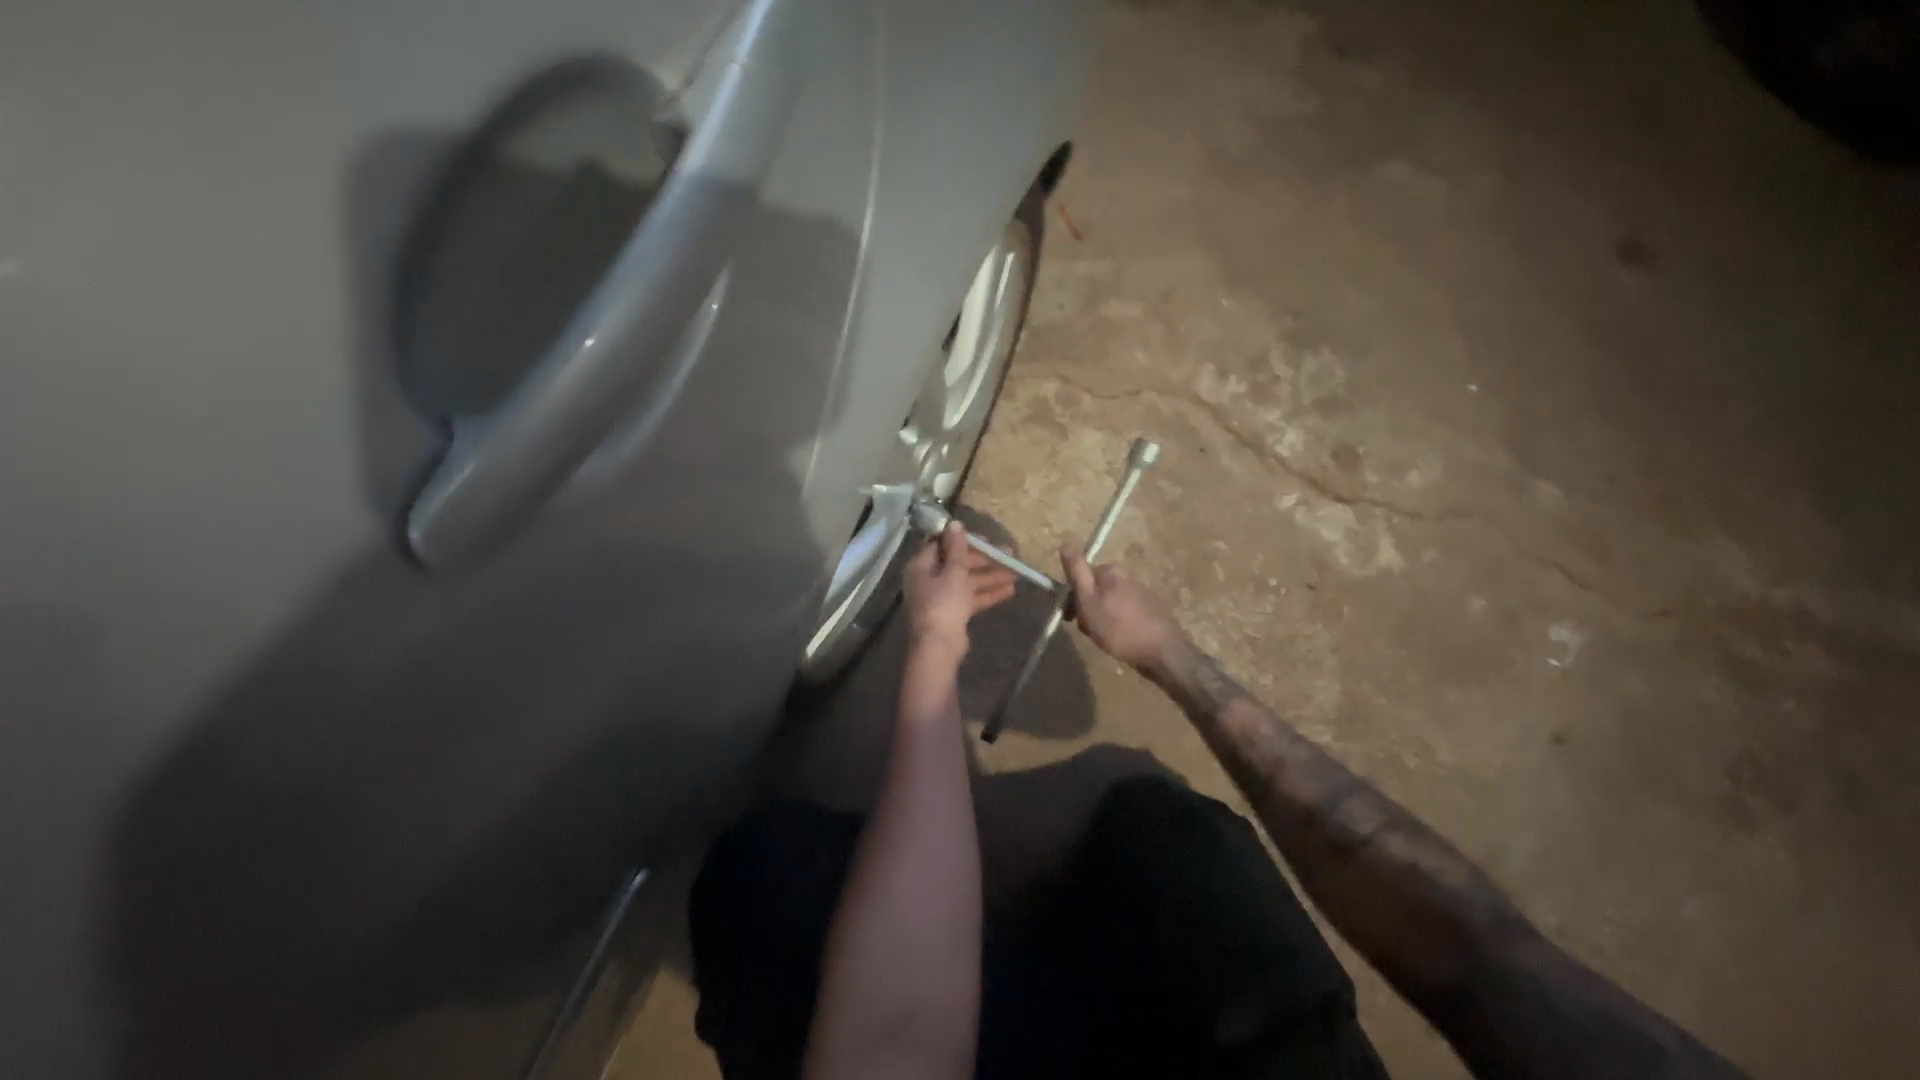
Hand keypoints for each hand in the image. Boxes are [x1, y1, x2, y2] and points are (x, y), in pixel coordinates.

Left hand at [903, 522, 1017, 658]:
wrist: (939, 646)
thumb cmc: (943, 603)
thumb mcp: (953, 572)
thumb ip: (957, 548)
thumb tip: (954, 523)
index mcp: (921, 566)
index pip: (943, 545)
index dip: (965, 540)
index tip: (986, 538)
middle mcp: (929, 579)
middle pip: (958, 563)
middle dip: (984, 559)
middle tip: (1008, 554)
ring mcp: (941, 598)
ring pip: (967, 581)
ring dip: (990, 576)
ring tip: (1016, 573)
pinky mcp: (953, 613)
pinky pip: (971, 598)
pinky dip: (988, 593)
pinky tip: (1010, 590)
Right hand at [1060, 547, 1188, 672]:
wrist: (1162, 650)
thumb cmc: (1118, 628)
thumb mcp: (1089, 601)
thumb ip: (1077, 573)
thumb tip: (1065, 546)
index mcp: (1110, 570)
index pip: (1081, 577)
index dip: (1073, 598)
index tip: (1072, 618)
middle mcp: (1127, 574)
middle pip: (1096, 589)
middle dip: (1089, 608)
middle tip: (1090, 630)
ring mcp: (1141, 590)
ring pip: (1110, 601)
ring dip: (1103, 616)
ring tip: (1106, 637)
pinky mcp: (1152, 606)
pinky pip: (1126, 610)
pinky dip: (1120, 621)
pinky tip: (1123, 637)